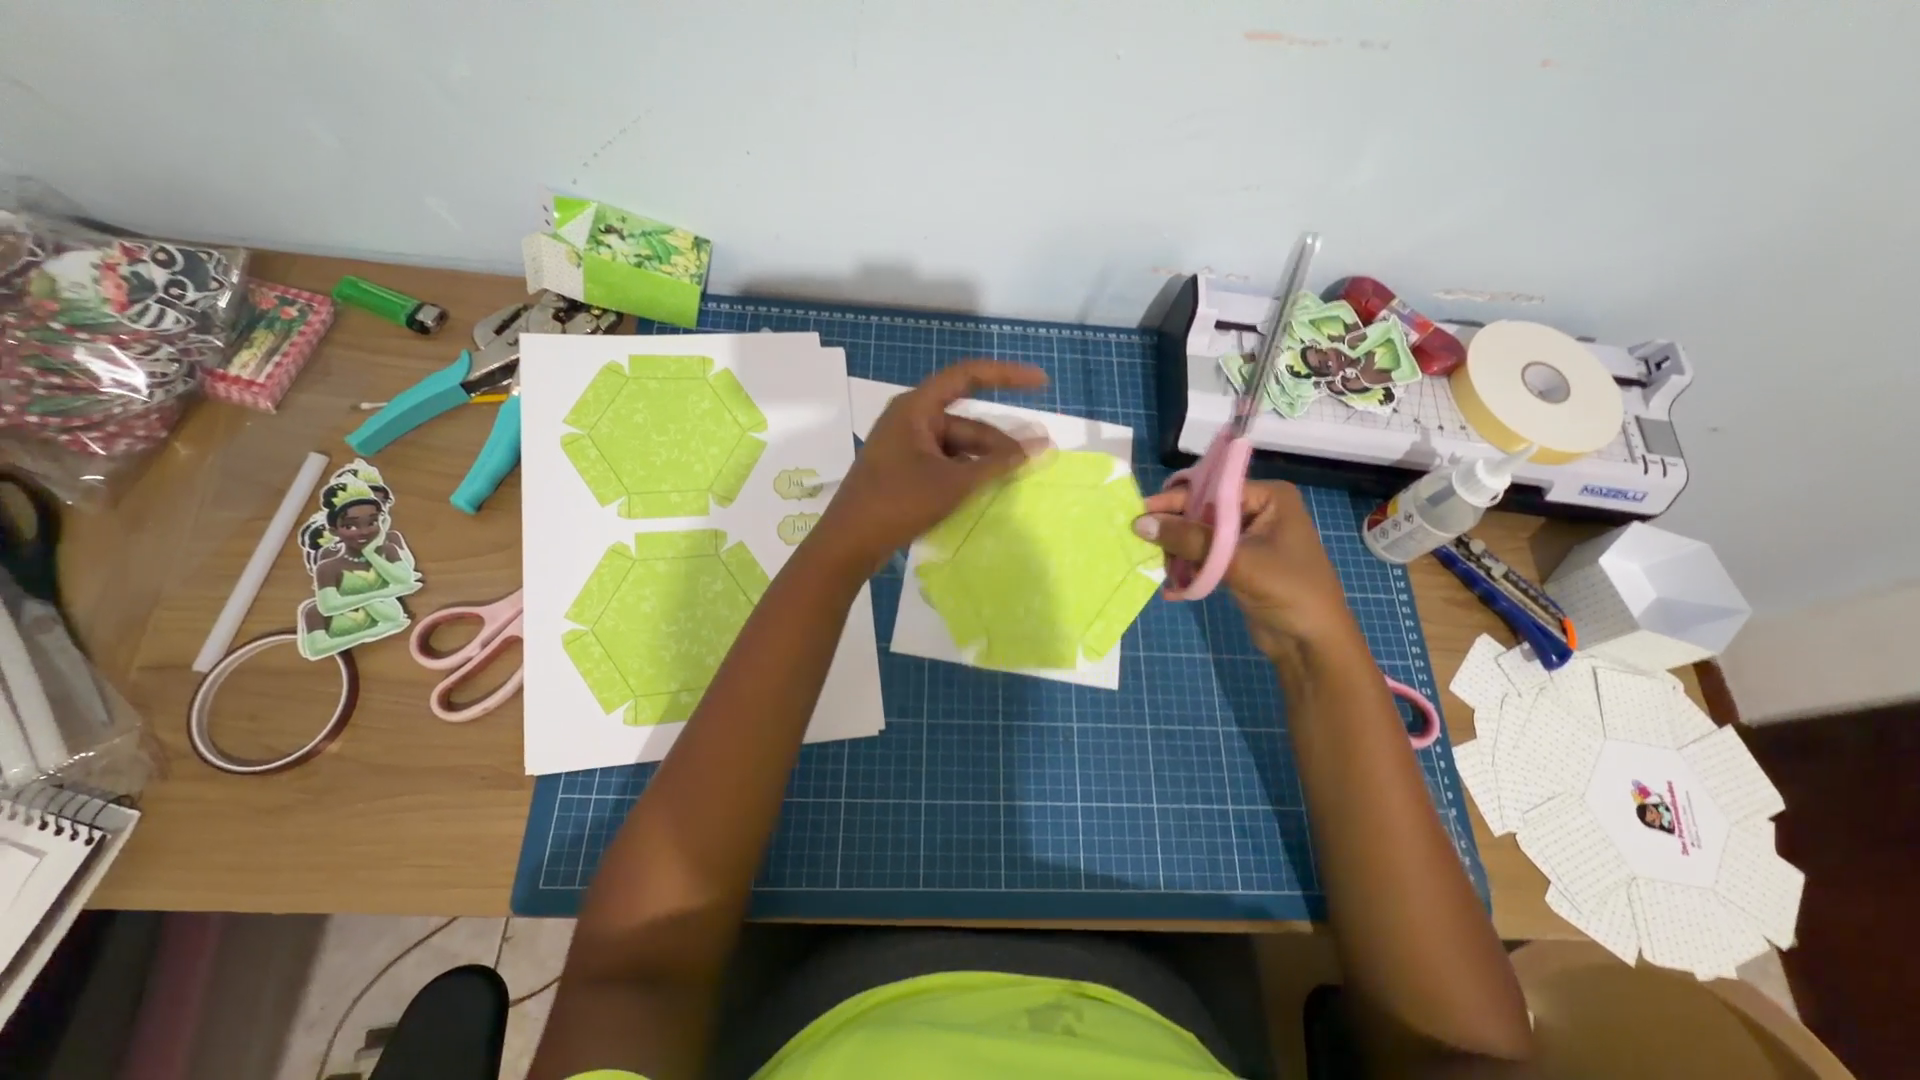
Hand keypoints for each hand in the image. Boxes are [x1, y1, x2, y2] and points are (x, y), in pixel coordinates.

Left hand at [812, 359, 1049, 573]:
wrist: (849, 543)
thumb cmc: (898, 503)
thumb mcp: (954, 483)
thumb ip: (999, 463)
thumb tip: (1041, 445)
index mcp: (915, 408)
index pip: (968, 377)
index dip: (1007, 376)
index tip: (1041, 382)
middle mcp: (909, 420)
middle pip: (966, 421)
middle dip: (1000, 439)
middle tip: (1036, 456)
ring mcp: (905, 446)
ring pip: (957, 445)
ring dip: (984, 460)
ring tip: (1015, 478)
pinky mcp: (903, 471)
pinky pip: (944, 462)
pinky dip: (966, 473)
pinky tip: (987, 490)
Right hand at [1132, 481, 1356, 656]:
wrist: (1312, 643)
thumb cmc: (1288, 591)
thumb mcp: (1237, 561)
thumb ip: (1190, 539)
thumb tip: (1141, 522)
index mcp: (1269, 497)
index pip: (1214, 488)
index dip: (1177, 498)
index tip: (1140, 511)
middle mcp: (1258, 510)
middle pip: (1203, 510)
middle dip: (1175, 529)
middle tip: (1143, 542)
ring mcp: (1247, 538)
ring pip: (1199, 535)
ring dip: (1178, 552)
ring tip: (1161, 570)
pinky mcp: (1238, 563)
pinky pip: (1204, 556)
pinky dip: (1187, 568)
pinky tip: (1173, 586)